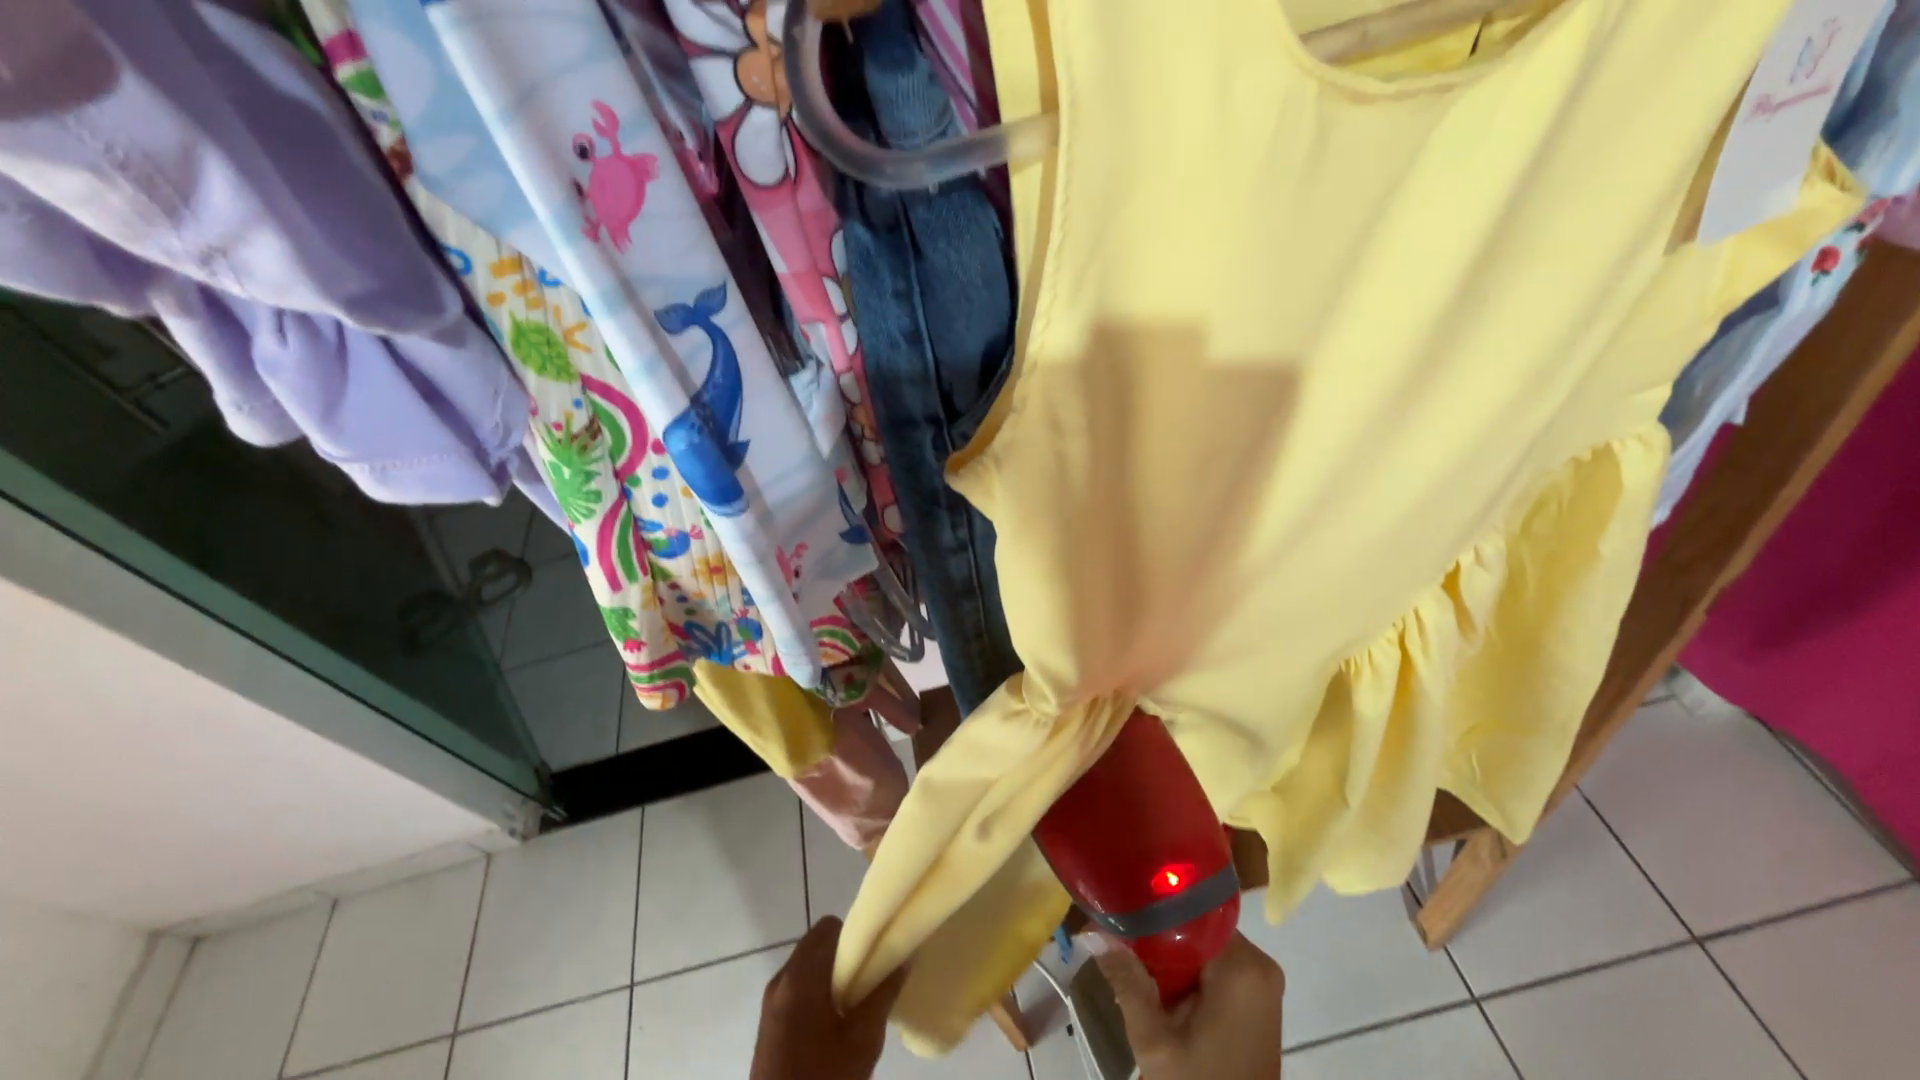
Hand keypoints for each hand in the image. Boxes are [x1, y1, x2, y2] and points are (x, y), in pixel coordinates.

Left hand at [751, 917, 907, 1079]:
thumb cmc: (824, 1078)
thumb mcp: (862, 1040)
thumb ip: (883, 993)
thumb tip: (906, 955)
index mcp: (800, 979)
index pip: (830, 929)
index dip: (858, 935)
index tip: (880, 954)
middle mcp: (780, 980)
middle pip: (818, 944)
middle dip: (848, 955)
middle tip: (873, 980)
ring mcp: (771, 1000)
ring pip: (809, 965)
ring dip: (835, 974)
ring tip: (860, 1003)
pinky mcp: (771, 1019)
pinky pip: (799, 985)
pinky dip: (821, 989)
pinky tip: (840, 1020)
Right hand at [1095, 932, 1284, 1079]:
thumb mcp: (1154, 1040)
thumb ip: (1126, 981)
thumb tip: (1091, 932)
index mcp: (1241, 968)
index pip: (1191, 914)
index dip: (1152, 912)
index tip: (1117, 915)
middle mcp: (1259, 965)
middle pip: (1197, 930)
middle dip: (1157, 939)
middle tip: (1118, 948)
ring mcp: (1262, 983)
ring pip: (1204, 948)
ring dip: (1170, 959)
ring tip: (1133, 970)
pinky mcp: (1257, 1000)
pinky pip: (1216, 968)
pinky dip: (1188, 975)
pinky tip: (1160, 994)